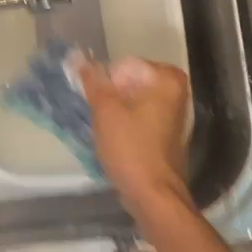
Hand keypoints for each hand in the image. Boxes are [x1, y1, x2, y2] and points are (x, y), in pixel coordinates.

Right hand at [78, 57, 191, 211]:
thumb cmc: (130, 149)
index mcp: (166, 79)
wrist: (153, 195)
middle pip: (128, 82)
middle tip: (101, 119)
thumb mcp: (105, 111)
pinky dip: (125, 124)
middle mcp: (176, 90)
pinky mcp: (167, 132)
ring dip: (114, 112)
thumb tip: (76, 56)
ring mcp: (174, 112)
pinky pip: (139, 117)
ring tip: (106, 131)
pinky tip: (116, 141)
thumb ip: (92, 80)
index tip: (98, 106)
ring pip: (131, 100)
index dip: (105, 84)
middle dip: (109, 97)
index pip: (122, 66)